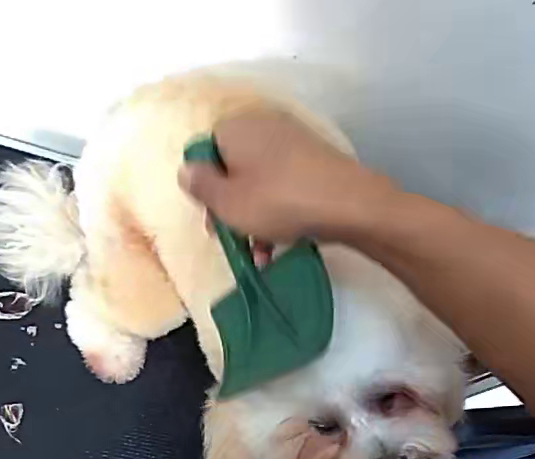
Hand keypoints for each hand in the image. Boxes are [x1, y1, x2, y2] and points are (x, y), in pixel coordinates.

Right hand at [178, 108, 401, 242]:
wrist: (348, 203)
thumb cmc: (279, 202)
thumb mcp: (229, 202)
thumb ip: (201, 187)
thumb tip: (186, 170)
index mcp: (234, 127)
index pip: (208, 154)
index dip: (207, 191)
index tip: (214, 223)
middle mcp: (262, 126)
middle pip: (236, 172)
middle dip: (234, 211)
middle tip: (238, 244)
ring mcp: (293, 143)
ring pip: (262, 186)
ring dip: (258, 223)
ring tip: (264, 256)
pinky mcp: (316, 164)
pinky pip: (287, 189)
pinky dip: (282, 216)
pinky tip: (285, 245)